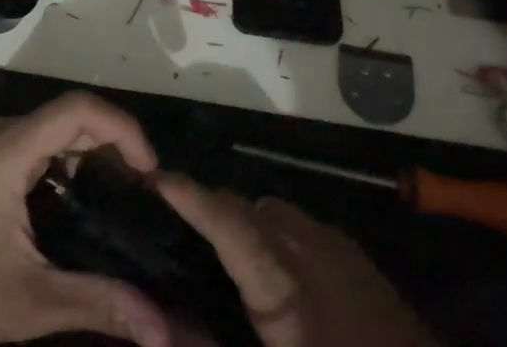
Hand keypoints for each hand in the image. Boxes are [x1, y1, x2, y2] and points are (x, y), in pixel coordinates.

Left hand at [0, 93, 172, 346]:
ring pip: (53, 130)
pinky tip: (82, 205)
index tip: (151, 171)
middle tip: (145, 191)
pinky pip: (35, 145)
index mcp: (7, 151)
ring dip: (91, 154)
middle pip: (70, 116)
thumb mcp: (29, 303)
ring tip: (123, 198)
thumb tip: (162, 328)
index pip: (79, 109)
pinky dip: (66, 163)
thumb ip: (98, 304)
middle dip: (115, 144)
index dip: (124, 128)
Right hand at [157, 175, 438, 346]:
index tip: (152, 177)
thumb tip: (153, 324)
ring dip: (238, 218)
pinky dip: (268, 229)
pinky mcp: (354, 257)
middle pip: (246, 209)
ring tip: (207, 245)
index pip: (230, 225)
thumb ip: (202, 345)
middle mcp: (311, 251)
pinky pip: (298, 225)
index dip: (191, 198)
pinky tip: (261, 264)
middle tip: (164, 222)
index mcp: (286, 286)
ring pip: (272, 212)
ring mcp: (337, 249)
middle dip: (204, 207)